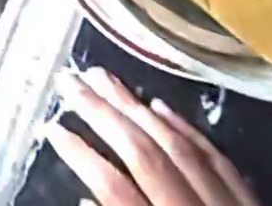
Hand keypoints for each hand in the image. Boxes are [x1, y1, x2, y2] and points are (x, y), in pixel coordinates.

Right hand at [46, 67, 260, 205]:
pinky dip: (186, 131)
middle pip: (146, 158)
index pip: (118, 195)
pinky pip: (219, 162)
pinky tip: (161, 107)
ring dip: (138, 108)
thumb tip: (88, 205)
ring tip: (103, 77)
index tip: (53, 128)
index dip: (83, 157)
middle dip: (103, 114)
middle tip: (70, 81)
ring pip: (180, 148)